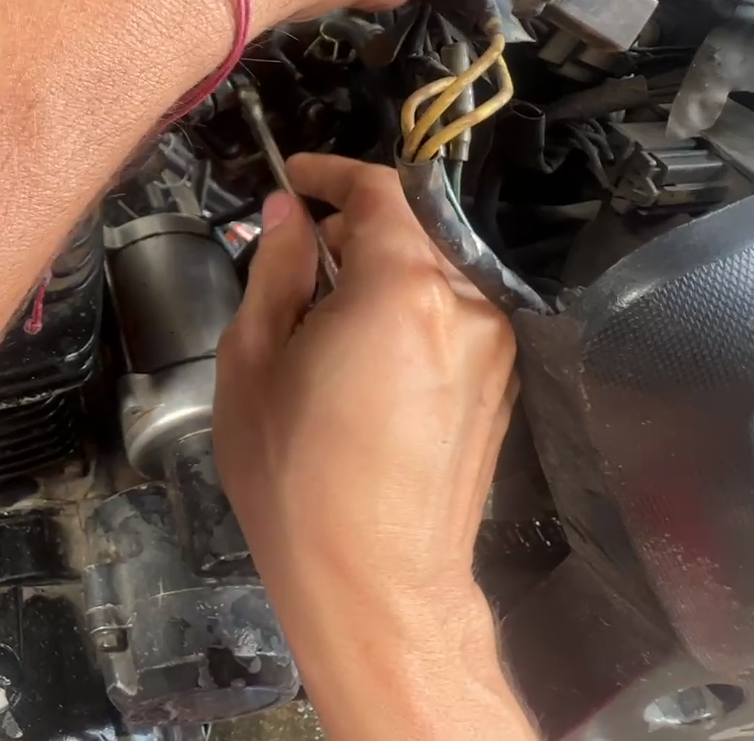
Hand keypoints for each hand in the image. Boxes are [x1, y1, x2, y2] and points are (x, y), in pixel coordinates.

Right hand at [213, 155, 529, 736]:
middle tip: (290, 257)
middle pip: (411, 228)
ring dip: (375, 270)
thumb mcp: (254, 355)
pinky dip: (402, 308)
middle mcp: (468, 306)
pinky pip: (448, 316)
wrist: (371, 582)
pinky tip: (356, 356)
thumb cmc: (293, 468)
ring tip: (316, 315)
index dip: (332, 172)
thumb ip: (277, 267)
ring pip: (431, 272)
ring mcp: (494, 350)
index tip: (293, 178)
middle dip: (348, 227)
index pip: (381, 191)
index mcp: (405, 288)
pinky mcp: (499, 388)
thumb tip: (285, 212)